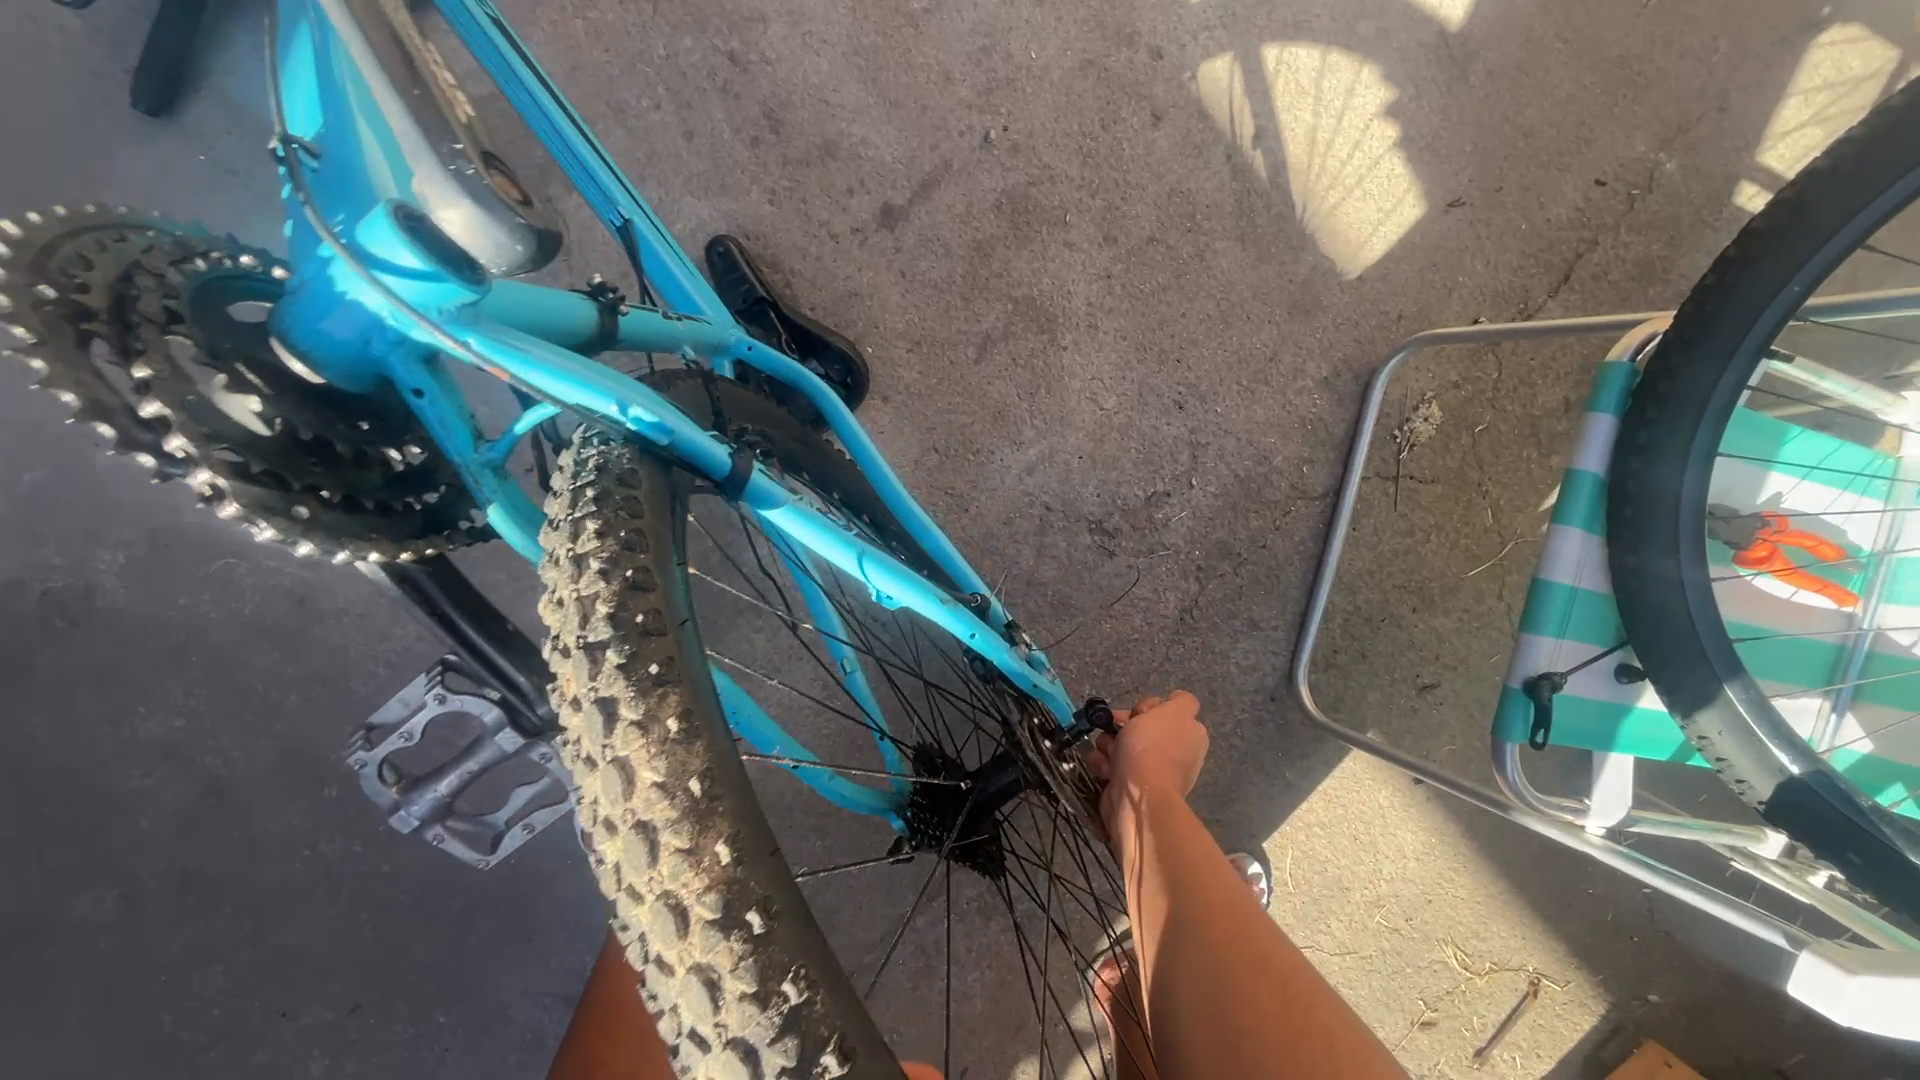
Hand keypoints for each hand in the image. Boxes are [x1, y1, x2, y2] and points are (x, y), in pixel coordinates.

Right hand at [1089, 691, 1208, 827]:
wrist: (1137, 795)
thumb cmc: (1153, 747)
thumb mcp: (1174, 712)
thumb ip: (1182, 701)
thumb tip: (1176, 703)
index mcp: (1189, 734)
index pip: (1169, 709)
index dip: (1152, 706)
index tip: (1141, 712)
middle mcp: (1174, 752)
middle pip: (1142, 725)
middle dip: (1124, 723)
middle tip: (1115, 726)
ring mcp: (1151, 770)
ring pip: (1123, 743)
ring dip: (1110, 743)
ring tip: (1109, 752)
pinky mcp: (1129, 785)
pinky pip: (1112, 764)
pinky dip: (1105, 763)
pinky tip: (1105, 768)